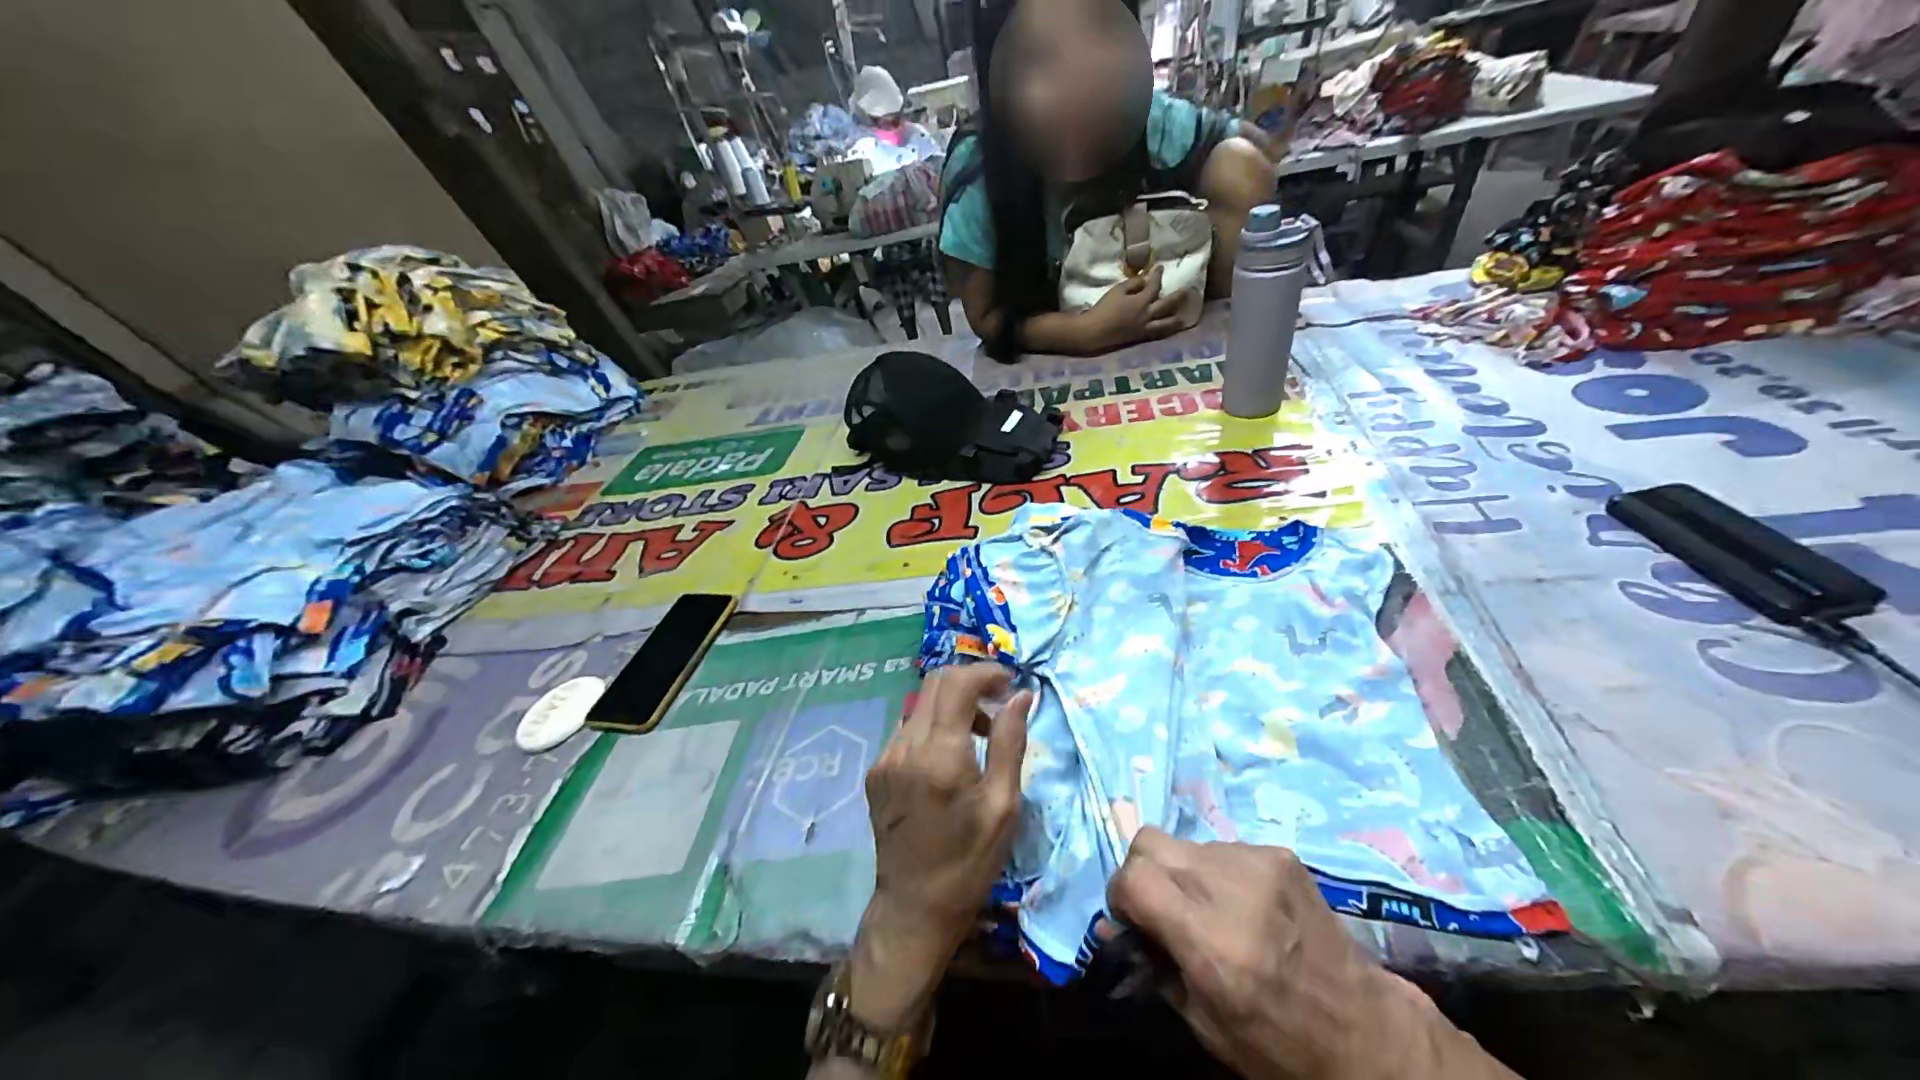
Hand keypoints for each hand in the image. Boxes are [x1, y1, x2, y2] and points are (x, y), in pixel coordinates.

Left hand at [850, 664, 1032, 1030]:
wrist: (915, 907)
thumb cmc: (970, 860)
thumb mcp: (1003, 804)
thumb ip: (1011, 742)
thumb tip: (1021, 696)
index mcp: (939, 755)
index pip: (956, 683)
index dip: (986, 672)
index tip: (1010, 684)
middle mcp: (905, 747)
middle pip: (934, 685)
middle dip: (970, 683)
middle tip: (999, 705)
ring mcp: (885, 758)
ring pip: (920, 706)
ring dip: (952, 706)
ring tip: (981, 736)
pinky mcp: (876, 771)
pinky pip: (908, 730)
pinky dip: (934, 728)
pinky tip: (951, 758)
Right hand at [1090, 265, 1191, 349]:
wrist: (1095, 331)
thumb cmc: (1104, 308)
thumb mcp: (1117, 290)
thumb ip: (1133, 284)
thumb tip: (1145, 280)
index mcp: (1141, 301)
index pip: (1154, 286)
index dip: (1158, 276)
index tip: (1161, 268)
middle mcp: (1147, 315)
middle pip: (1167, 305)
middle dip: (1178, 296)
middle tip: (1187, 290)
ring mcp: (1145, 327)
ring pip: (1166, 323)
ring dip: (1177, 318)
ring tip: (1184, 315)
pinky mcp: (1140, 337)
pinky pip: (1158, 333)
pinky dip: (1166, 330)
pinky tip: (1170, 328)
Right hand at [1108, 830, 1516, 1079]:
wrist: (1364, 1032)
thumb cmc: (1276, 1041)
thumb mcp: (1201, 1018)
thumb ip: (1152, 960)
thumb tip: (1112, 923)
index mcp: (1210, 939)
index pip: (1134, 876)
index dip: (1120, 893)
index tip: (1131, 917)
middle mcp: (1231, 888)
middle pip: (1149, 841)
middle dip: (1143, 871)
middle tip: (1160, 907)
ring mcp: (1259, 862)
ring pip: (1185, 842)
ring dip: (1182, 871)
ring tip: (1208, 909)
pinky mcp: (1280, 853)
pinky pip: (1221, 847)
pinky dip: (1216, 871)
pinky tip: (1241, 904)